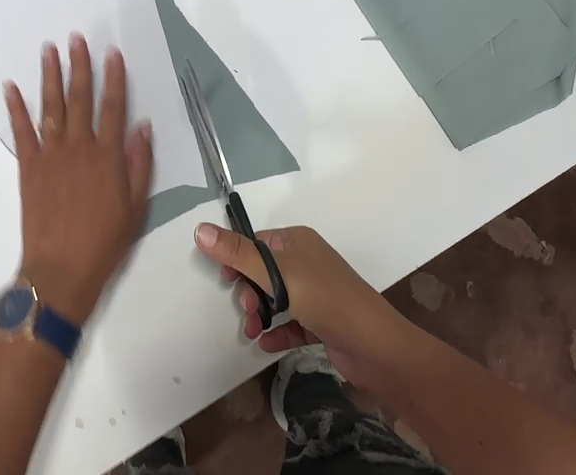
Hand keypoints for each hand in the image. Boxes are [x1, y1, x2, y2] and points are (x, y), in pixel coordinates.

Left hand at [4, 36, 154, 324]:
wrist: (61, 269)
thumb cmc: (104, 241)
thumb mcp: (135, 206)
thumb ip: (139, 164)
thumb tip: (143, 126)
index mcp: (107, 156)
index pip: (113, 107)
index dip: (114, 78)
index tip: (113, 53)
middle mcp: (78, 147)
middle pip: (80, 98)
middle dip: (79, 66)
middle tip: (76, 38)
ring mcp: (50, 154)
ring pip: (51, 106)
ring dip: (49, 76)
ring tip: (49, 49)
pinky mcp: (28, 166)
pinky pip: (21, 131)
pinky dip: (15, 107)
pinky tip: (11, 86)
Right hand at [194, 223, 412, 385]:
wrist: (375, 347)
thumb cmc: (326, 298)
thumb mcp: (277, 273)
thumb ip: (237, 253)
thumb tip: (200, 230)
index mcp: (297, 243)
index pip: (256, 244)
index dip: (237, 261)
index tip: (226, 281)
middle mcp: (306, 263)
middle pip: (263, 273)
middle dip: (249, 293)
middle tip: (249, 311)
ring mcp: (315, 294)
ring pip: (275, 300)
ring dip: (260, 315)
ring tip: (254, 332)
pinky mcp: (321, 322)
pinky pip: (290, 324)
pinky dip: (276, 333)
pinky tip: (266, 344)